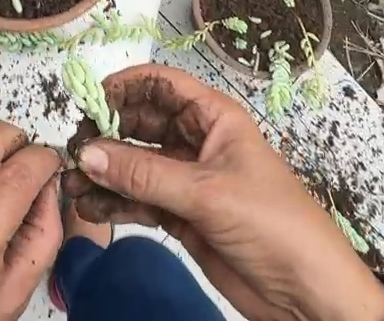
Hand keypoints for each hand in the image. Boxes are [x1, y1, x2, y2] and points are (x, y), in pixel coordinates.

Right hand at [61, 66, 383, 320]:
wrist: (312, 300)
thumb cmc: (273, 225)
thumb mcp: (207, 193)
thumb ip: (143, 174)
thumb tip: (85, 153)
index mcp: (213, 118)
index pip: (161, 84)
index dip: (124, 86)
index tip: (88, 100)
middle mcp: (195, 141)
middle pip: (140, 122)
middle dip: (106, 133)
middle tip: (73, 149)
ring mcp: (186, 180)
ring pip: (134, 164)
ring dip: (104, 172)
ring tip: (71, 184)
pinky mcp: (180, 216)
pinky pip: (138, 199)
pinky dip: (113, 202)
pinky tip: (90, 207)